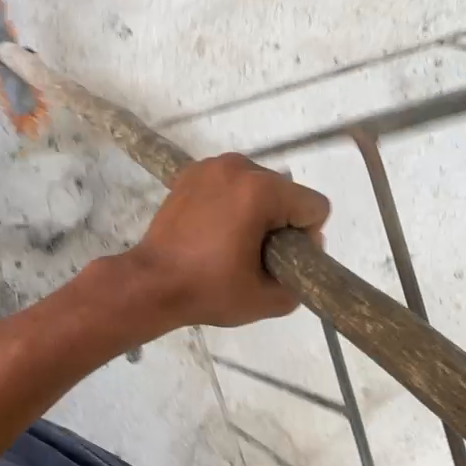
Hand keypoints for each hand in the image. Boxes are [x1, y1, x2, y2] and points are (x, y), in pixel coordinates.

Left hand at [124, 153, 329, 329]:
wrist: (150, 283)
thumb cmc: (208, 290)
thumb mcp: (268, 299)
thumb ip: (303, 278)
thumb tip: (306, 247)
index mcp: (261, 191)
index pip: (314, 207)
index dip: (304, 238)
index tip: (277, 259)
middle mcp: (239, 167)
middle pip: (286, 193)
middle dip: (279, 222)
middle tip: (250, 254)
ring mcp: (212, 166)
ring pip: (259, 186)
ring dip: (256, 211)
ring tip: (230, 242)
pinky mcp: (191, 172)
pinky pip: (231, 183)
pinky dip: (231, 202)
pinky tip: (213, 229)